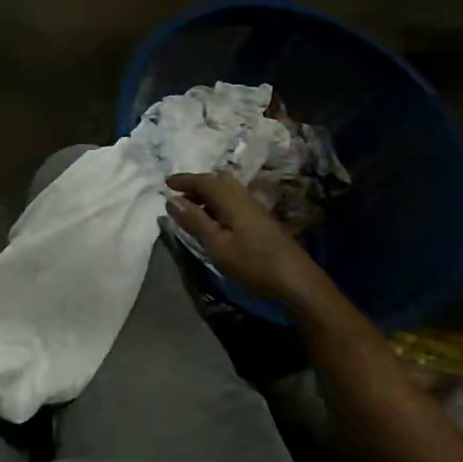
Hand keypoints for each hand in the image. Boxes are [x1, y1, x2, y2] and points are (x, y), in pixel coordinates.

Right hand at [166, 173, 331, 307]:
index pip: (206, 182)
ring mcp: (256, 210)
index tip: (166, 183)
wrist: (296, 281)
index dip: (185, 180)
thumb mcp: (217, 245)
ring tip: (191, 210)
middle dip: (197, 185)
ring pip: (228, 193)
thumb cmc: (253, 263)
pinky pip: (234, 203)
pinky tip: (214, 223)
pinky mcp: (262, 222)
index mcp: (233, 201)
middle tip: (179, 196)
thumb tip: (172, 200)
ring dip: (208, 196)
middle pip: (219, 182)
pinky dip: (218, 206)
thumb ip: (194, 221)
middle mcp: (245, 199)